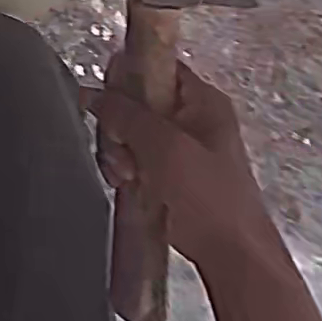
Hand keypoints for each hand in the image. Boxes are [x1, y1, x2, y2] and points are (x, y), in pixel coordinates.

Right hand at [91, 62, 279, 272]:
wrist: (233, 257)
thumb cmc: (206, 194)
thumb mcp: (161, 145)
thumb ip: (122, 112)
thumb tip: (88, 92)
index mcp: (201, 100)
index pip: (152, 63)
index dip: (125, 76)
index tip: (109, 99)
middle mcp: (189, 115)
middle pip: (131, 97)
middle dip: (116, 123)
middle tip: (122, 147)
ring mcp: (178, 142)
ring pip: (124, 126)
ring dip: (116, 148)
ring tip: (126, 173)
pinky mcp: (166, 167)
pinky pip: (128, 150)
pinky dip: (121, 165)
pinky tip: (126, 182)